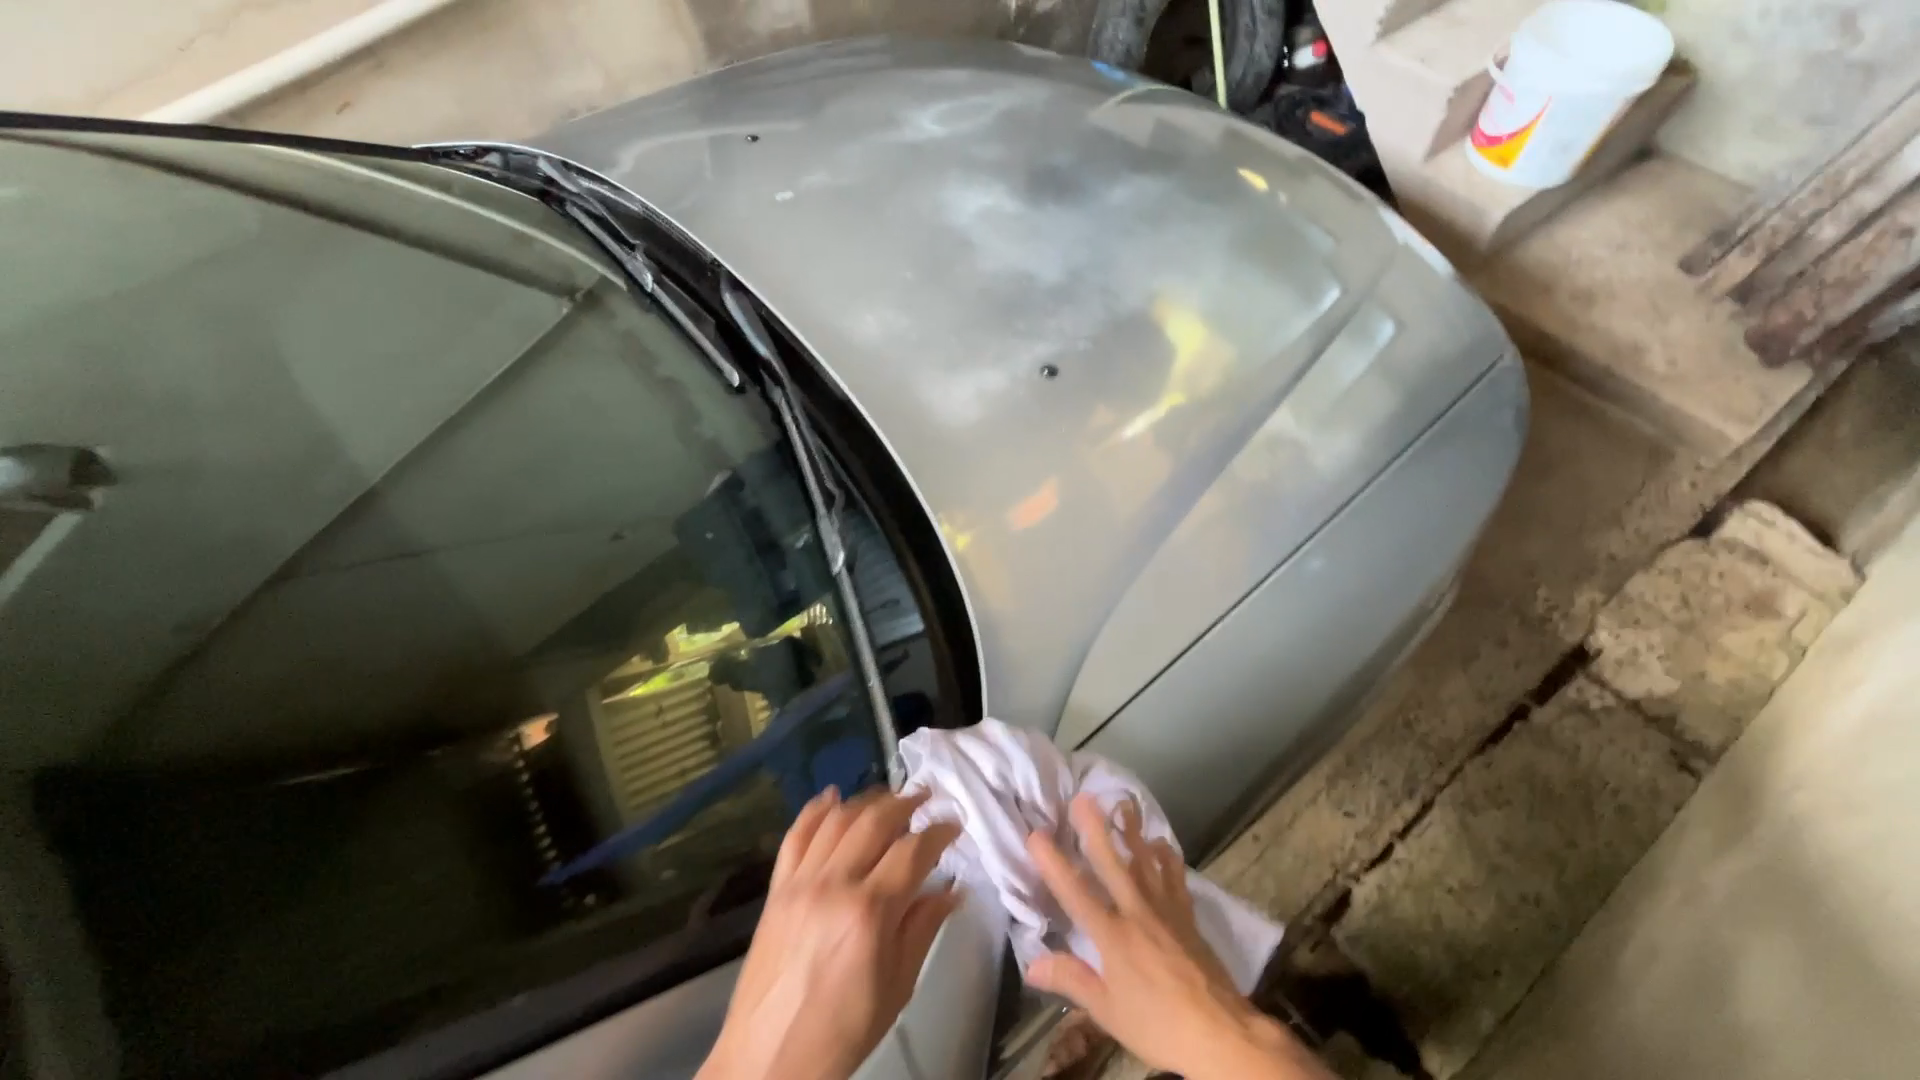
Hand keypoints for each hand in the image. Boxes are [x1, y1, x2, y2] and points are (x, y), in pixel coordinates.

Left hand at [698, 788, 962, 1079]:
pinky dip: (815, 811)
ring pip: (836, 820)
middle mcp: (834, 884)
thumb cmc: (844, 1029)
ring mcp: (800, 882)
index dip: (938, 832)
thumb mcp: (898, 986)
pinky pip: (795, 836)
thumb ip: (923, 928)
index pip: (912, 851)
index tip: (954, 825)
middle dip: (905, 803)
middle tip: (927, 797)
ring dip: (866, 801)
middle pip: (874, 822)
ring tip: (889, 797)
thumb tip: (952, 888)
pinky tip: (832, 797)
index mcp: (870, 911)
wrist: (770, 1060)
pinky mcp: (776, 890)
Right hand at [1025, 794, 1332, 1079]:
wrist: (1221, 1032)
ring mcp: (1166, 912)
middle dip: (1095, 830)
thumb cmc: (1158, 1025)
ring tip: (1124, 803)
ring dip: (1133, 832)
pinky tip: (1161, 844)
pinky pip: (1175, 879)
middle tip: (1083, 797)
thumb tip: (1031, 965)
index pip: (1075, 894)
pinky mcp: (1188, 918)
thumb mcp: (1108, 1012)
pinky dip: (1167, 858)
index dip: (1054, 863)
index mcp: (1113, 937)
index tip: (1036, 834)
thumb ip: (1071, 980)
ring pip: (1146, 863)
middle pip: (1112, 865)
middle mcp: (1138, 914)